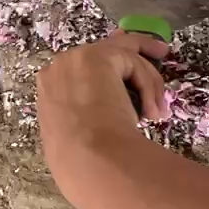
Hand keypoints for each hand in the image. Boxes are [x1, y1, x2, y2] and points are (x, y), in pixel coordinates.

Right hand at [36, 33, 171, 169]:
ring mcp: (77, 58)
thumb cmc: (83, 159)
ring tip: (158, 112)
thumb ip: (87, 116)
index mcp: (50, 89)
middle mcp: (59, 67)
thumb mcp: (78, 135)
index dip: (110, 64)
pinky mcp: (99, 56)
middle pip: (103, 50)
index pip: (82, 66)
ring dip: (148, 82)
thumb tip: (111, 116)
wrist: (87, 158)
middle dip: (133, 49)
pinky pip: (133, 63)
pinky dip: (148, 86)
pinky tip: (152, 110)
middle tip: (159, 50)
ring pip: (123, 55)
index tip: (130, 68)